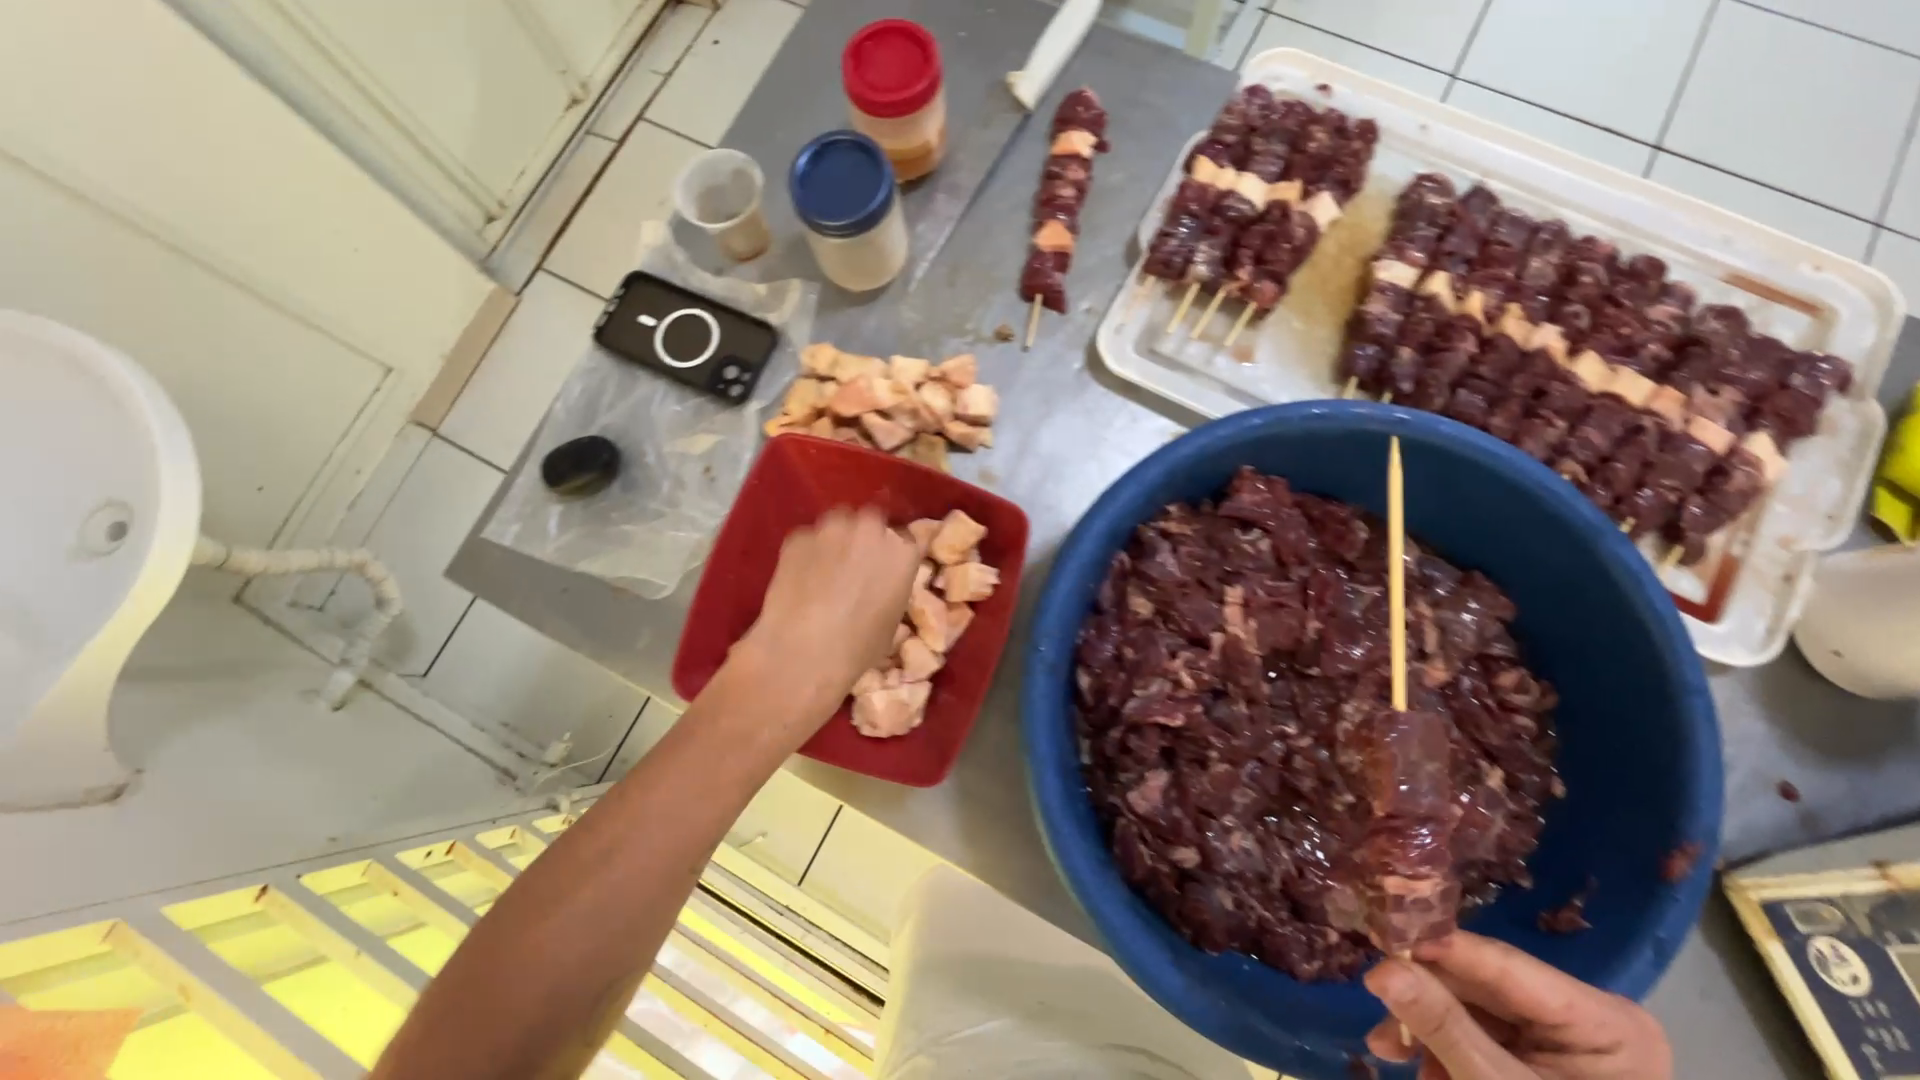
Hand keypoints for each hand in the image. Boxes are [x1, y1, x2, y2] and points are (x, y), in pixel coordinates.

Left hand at [735, 506, 917, 721]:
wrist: (802, 653)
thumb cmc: (857, 649)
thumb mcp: (892, 622)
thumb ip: (892, 590)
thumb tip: (880, 587)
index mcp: (903, 550)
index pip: (907, 541)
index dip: (894, 556)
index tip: (885, 570)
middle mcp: (871, 527)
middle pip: (872, 524)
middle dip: (865, 541)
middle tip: (854, 570)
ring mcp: (831, 528)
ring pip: (838, 526)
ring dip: (836, 543)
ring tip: (825, 574)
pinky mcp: (797, 536)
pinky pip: (809, 540)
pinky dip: (808, 555)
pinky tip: (801, 581)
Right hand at [1364, 931, 1672, 1079]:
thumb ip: (1444, 1027)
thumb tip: (1380, 969)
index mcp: (1604, 1020)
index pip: (1504, 961)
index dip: (1438, 947)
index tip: (1378, 940)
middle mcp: (1587, 1014)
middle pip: (1484, 985)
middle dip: (1425, 1001)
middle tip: (1375, 1007)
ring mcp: (1567, 1037)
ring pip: (1476, 1010)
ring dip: (1429, 1030)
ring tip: (1387, 1052)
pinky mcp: (1546, 1057)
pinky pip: (1485, 1036)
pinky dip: (1449, 1050)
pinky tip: (1426, 1071)